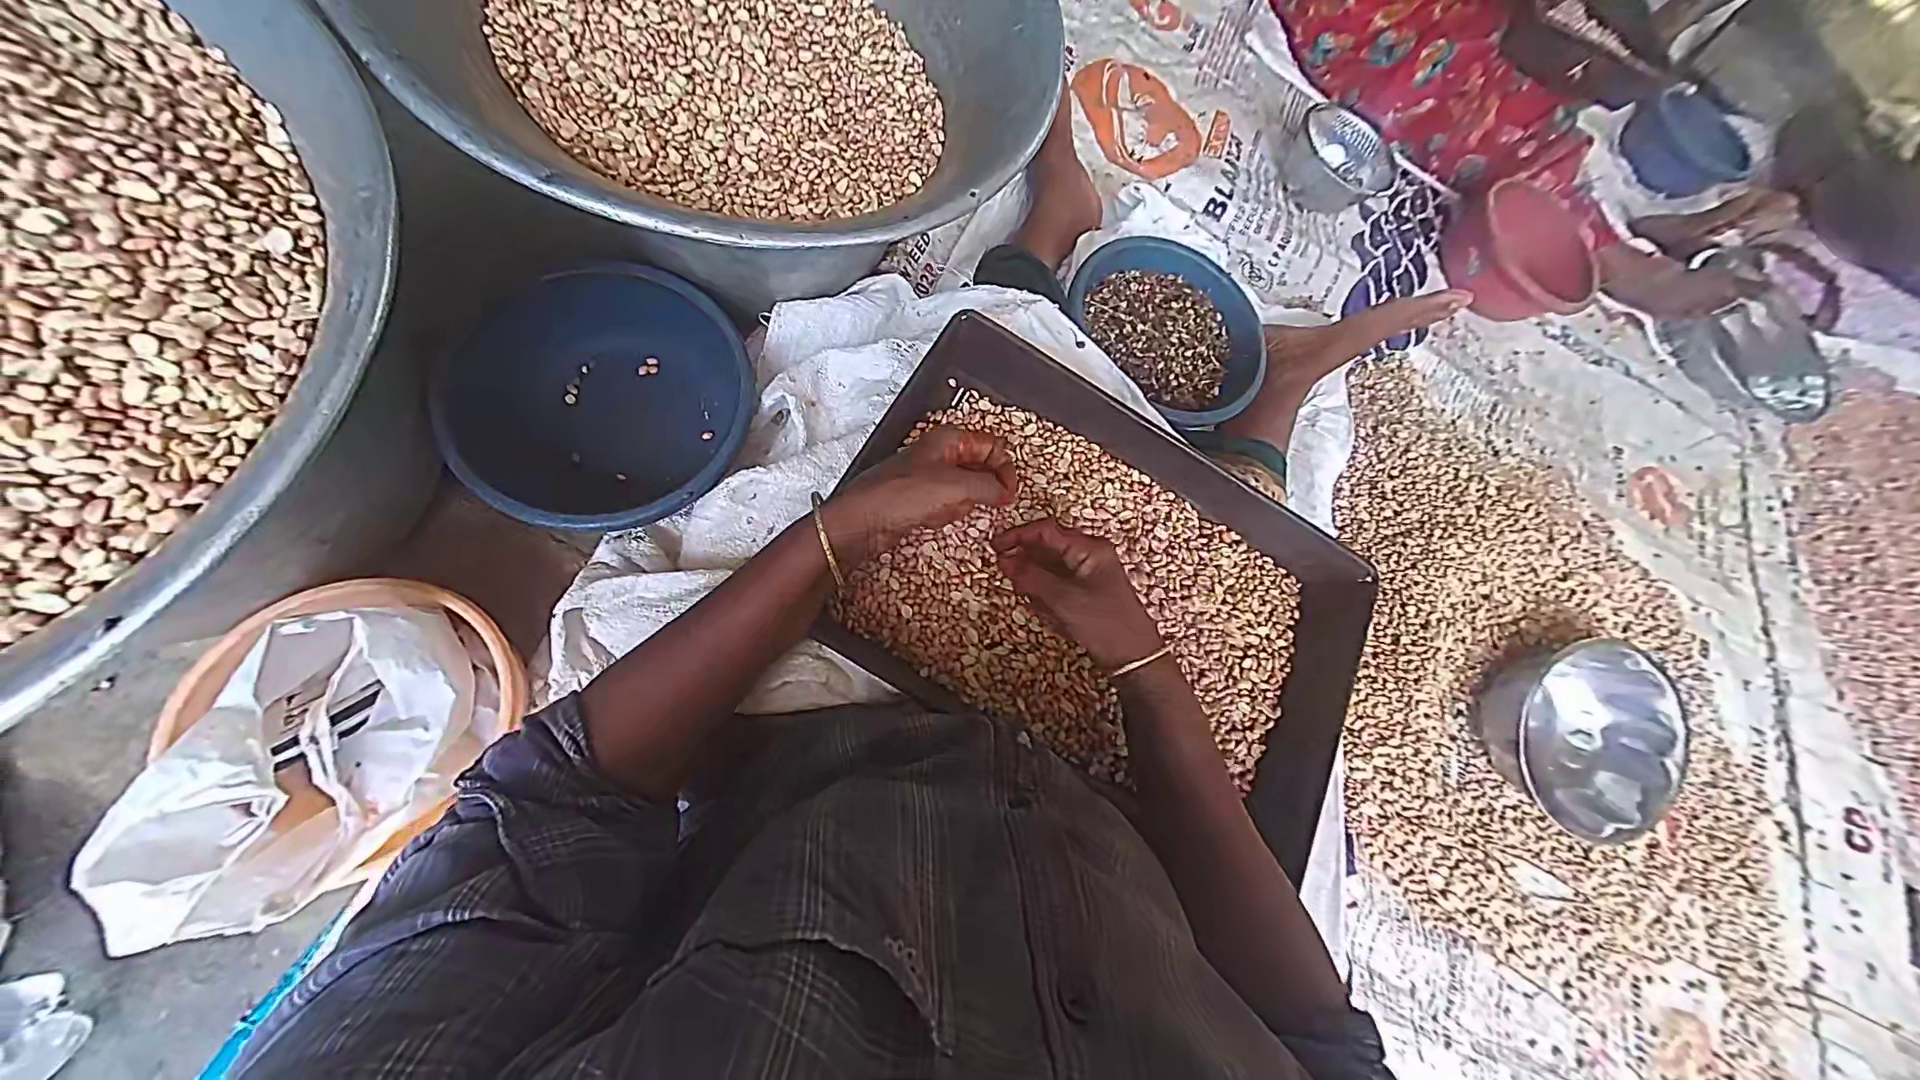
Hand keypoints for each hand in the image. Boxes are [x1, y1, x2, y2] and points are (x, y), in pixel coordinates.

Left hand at [821, 426, 1017, 565]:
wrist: (861, 521)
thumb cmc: (896, 496)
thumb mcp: (954, 488)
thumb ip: (987, 487)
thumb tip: (1004, 491)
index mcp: (949, 439)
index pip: (993, 446)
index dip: (1005, 468)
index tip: (1008, 492)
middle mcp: (940, 453)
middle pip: (981, 467)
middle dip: (984, 488)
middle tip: (984, 503)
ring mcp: (930, 476)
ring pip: (966, 488)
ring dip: (964, 503)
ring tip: (948, 510)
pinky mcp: (921, 497)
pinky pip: (949, 504)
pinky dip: (948, 513)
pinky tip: (934, 518)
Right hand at [992, 519, 1163, 670]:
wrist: (1134, 657)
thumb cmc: (1106, 625)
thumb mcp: (1063, 600)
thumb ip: (1032, 577)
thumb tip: (1006, 561)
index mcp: (1089, 548)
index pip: (1046, 531)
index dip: (1017, 535)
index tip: (995, 545)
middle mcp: (1090, 555)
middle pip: (1047, 546)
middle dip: (1023, 557)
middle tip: (1002, 568)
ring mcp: (1088, 573)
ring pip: (1050, 565)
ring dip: (1033, 577)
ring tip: (1023, 592)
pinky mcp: (1086, 591)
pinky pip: (1057, 582)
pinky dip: (1043, 590)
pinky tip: (1040, 605)